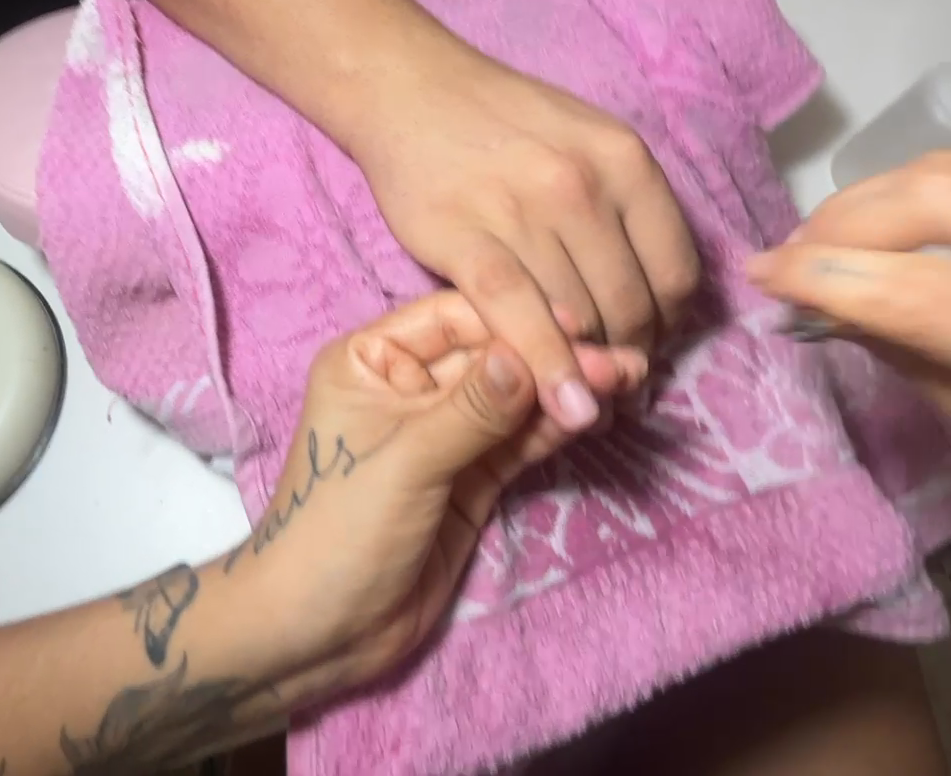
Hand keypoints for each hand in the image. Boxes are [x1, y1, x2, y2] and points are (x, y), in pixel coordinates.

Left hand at [228, 292, 646, 692]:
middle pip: (489, 357)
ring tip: (628, 378)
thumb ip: (471, 410)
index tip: (575, 325)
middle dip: (551, 358)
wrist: (322, 633)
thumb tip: (529, 353)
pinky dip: (553, 428)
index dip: (512, 318)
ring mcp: (443, 429)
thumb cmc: (341, 530)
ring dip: (564, 391)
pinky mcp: (470, 472)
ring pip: (511, 399)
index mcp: (371, 359)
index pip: (452, 319)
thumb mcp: (405, 462)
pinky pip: (517, 440)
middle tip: (619, 363)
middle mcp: (408, 383)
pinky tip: (596, 413)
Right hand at [350, 60, 697, 433]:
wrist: (411, 92)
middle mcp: (582, 187)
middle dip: (624, 354)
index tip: (648, 345)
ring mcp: (523, 213)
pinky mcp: (466, 240)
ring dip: (584, 364)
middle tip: (607, 375)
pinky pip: (518, 316)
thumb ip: (623, 204)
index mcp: (624, 160)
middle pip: (629, 305)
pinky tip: (560, 400)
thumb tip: (651, 291)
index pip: (675, 271)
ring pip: (577, 318)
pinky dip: (544, 366)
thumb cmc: (500, 117)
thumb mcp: (584, 138)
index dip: (669, 325)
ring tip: (580, 385)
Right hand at [746, 152, 950, 603]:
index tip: (762, 273)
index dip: (831, 277)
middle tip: (794, 250)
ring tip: (830, 238)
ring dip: (876, 198)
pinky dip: (927, 197)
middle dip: (847, 217)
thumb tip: (823, 303)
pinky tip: (897, 228)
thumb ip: (921, 361)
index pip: (940, 299)